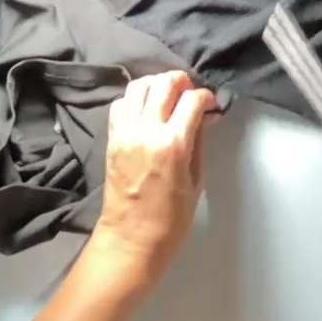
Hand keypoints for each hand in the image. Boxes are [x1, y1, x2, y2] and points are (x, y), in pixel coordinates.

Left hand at [89, 70, 214, 286]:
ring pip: (139, 85)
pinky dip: (134, 98)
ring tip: (166, 94)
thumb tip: (204, 116)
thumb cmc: (171, 219)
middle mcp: (147, 130)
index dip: (205, 96)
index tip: (209, 102)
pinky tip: (144, 107)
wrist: (130, 239)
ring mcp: (126, 131)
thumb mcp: (196, 181)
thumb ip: (198, 142)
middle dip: (181, 81)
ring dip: (156, 83)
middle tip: (189, 91)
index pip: (191, 100)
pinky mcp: (112, 136)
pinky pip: (121, 102)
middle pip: (164, 84)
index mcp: (173, 144)